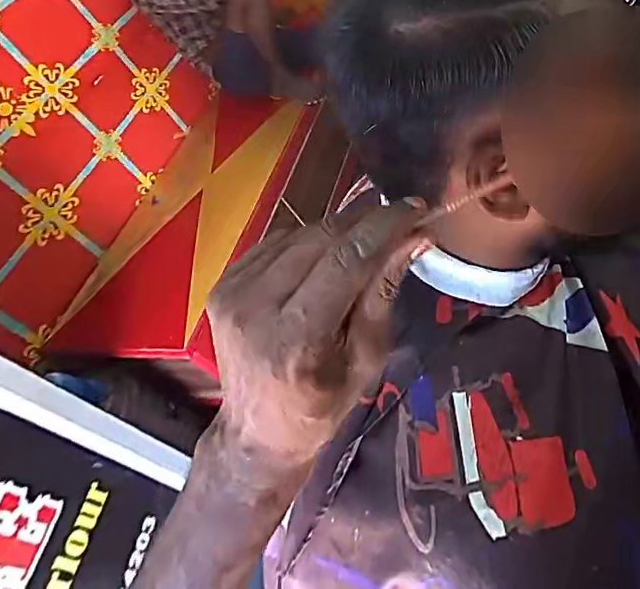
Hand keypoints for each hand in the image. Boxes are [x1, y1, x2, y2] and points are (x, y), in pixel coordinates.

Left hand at [205, 200, 427, 475]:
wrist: (257, 431)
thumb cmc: (322, 405)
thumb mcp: (367, 359)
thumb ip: (385, 291)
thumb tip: (413, 236)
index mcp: (296, 340)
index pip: (346, 260)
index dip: (383, 226)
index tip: (414, 207)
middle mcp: (256, 308)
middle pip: (322, 238)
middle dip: (366, 220)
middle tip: (398, 213)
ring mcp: (233, 291)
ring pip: (300, 232)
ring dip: (339, 227)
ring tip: (366, 236)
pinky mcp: (224, 281)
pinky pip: (278, 240)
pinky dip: (309, 239)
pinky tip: (326, 252)